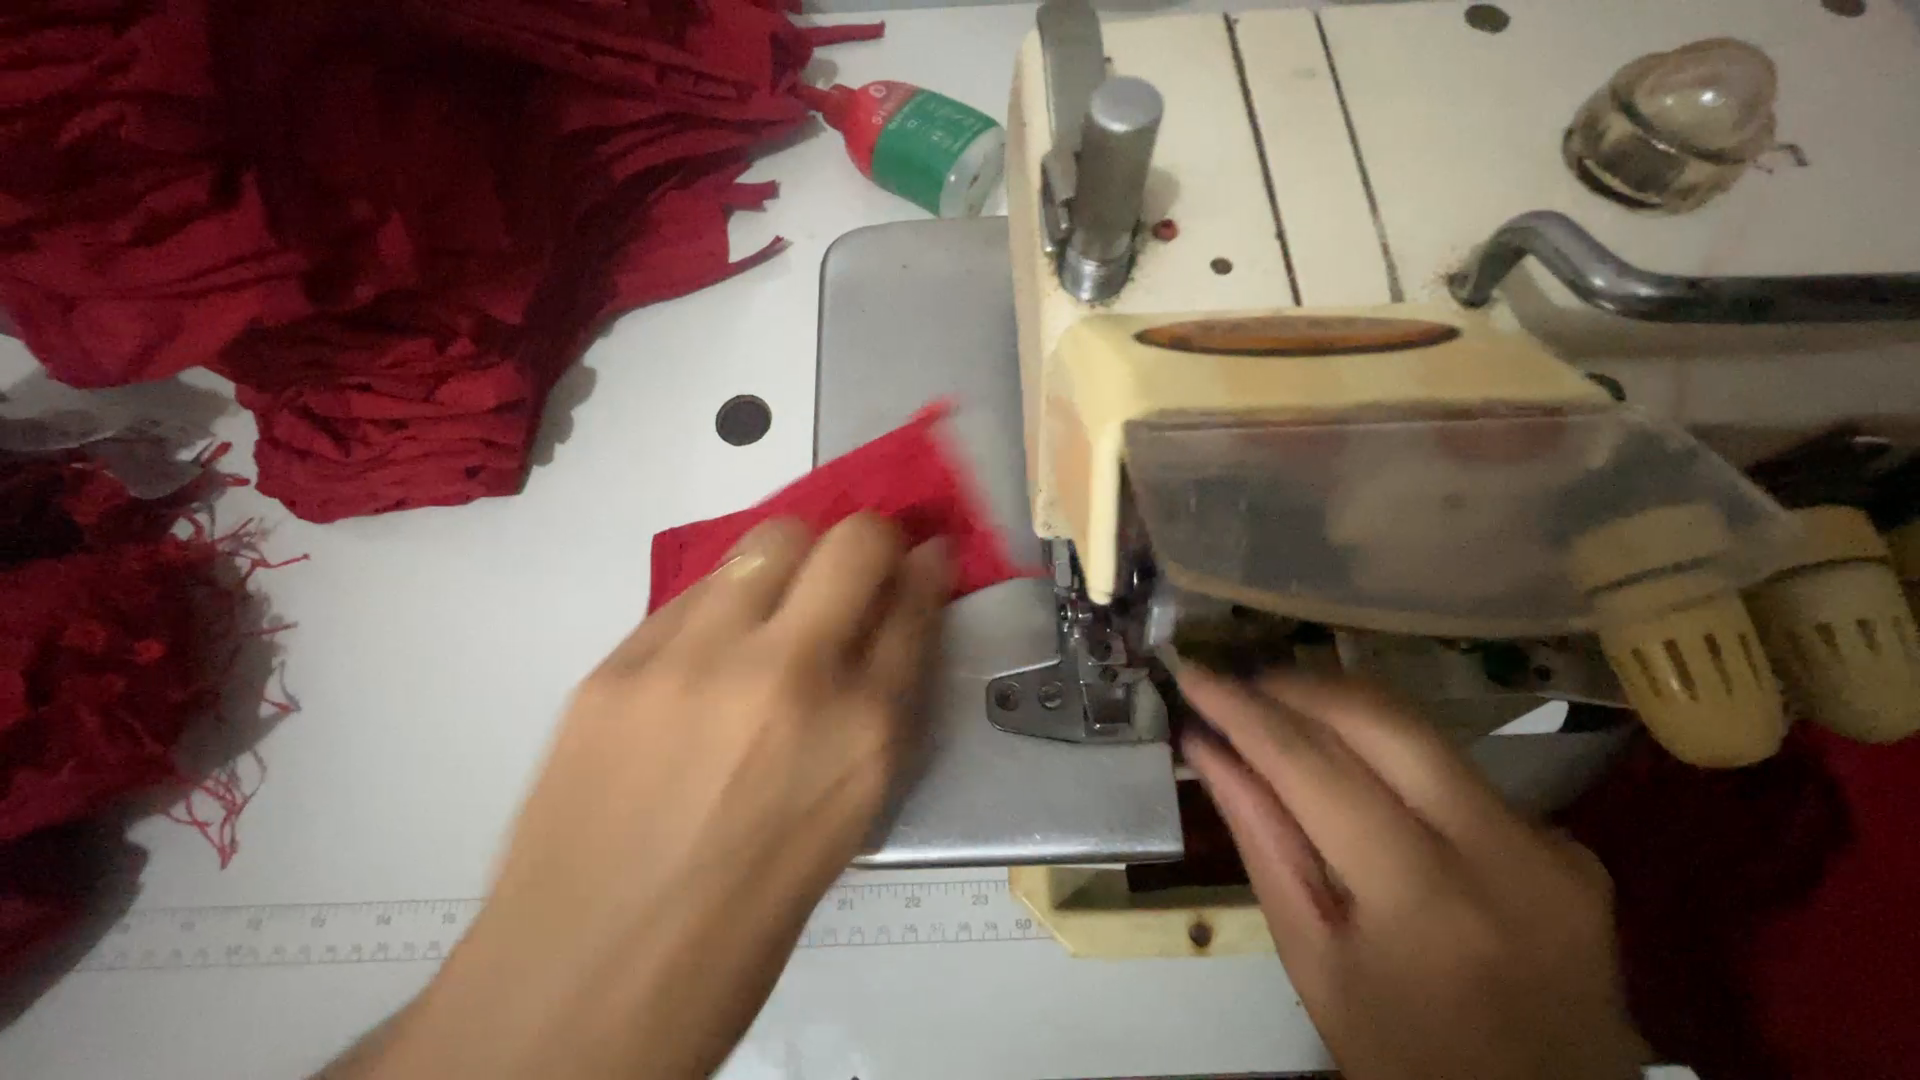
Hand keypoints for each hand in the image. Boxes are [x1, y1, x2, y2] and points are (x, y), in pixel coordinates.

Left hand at [356, 515, 948, 1079]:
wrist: (590, 975)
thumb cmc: (747, 913)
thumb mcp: (847, 816)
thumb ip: (877, 711)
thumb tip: (889, 629)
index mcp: (859, 736)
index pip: (915, 608)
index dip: (927, 570)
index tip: (926, 556)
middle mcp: (784, 676)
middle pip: (852, 543)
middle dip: (872, 539)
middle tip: (860, 568)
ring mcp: (690, 662)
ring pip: (765, 544)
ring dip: (794, 560)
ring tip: (779, 606)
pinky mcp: (614, 666)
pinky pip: (690, 596)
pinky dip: (722, 606)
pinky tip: (708, 656)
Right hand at [1178, 670, 1646, 1079]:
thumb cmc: (1403, 1058)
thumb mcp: (1313, 962)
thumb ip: (1263, 841)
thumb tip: (1208, 750)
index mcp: (1425, 901)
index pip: (1314, 768)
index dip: (1245, 713)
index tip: (1193, 674)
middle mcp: (1504, 853)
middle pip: (1384, 722)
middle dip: (1299, 687)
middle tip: (1238, 682)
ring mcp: (1551, 845)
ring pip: (1425, 736)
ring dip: (1342, 713)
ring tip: (1277, 711)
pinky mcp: (1571, 847)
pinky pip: (1459, 777)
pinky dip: (1394, 761)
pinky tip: (1357, 776)